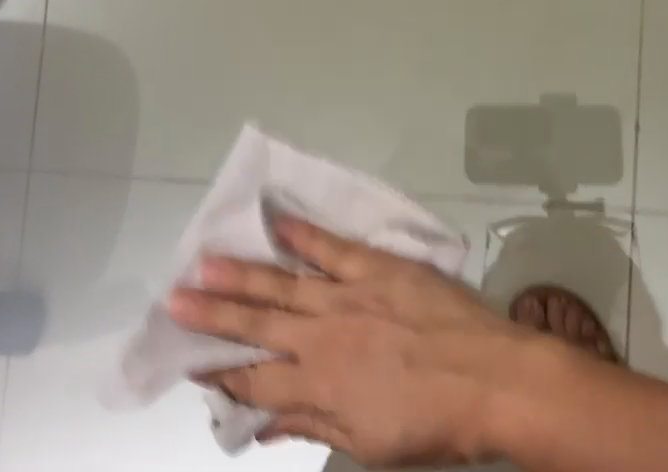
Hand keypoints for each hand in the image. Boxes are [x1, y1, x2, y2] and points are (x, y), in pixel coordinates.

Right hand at [168, 216, 549, 467]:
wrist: (495, 379)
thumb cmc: (436, 424)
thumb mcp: (370, 444)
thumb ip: (314, 425)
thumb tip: (265, 424)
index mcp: (319, 387)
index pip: (253, 381)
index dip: (219, 372)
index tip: (190, 360)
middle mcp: (324, 338)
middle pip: (256, 325)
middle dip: (211, 315)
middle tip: (172, 300)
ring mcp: (351, 296)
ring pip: (285, 283)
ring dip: (242, 274)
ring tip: (204, 262)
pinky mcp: (381, 268)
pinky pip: (335, 248)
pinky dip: (304, 235)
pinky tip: (278, 222)